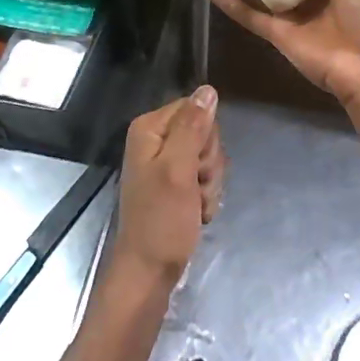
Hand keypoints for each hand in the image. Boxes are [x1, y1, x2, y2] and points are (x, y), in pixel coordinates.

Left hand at [112, 87, 224, 278]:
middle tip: (195, 187)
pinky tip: (197, 213)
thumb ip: (192, 128)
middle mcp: (155, 139)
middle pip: (203, 132)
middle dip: (209, 163)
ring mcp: (164, 163)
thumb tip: (208, 89)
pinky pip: (203, 177)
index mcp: (149, 128)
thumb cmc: (161, 220)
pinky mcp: (174, 184)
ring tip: (195, 205)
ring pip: (207, 157)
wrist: (149, 271)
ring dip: (210, 183)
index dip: (205, 137)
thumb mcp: (178, 170)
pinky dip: (205, 196)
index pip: (194, 108)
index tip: (196, 164)